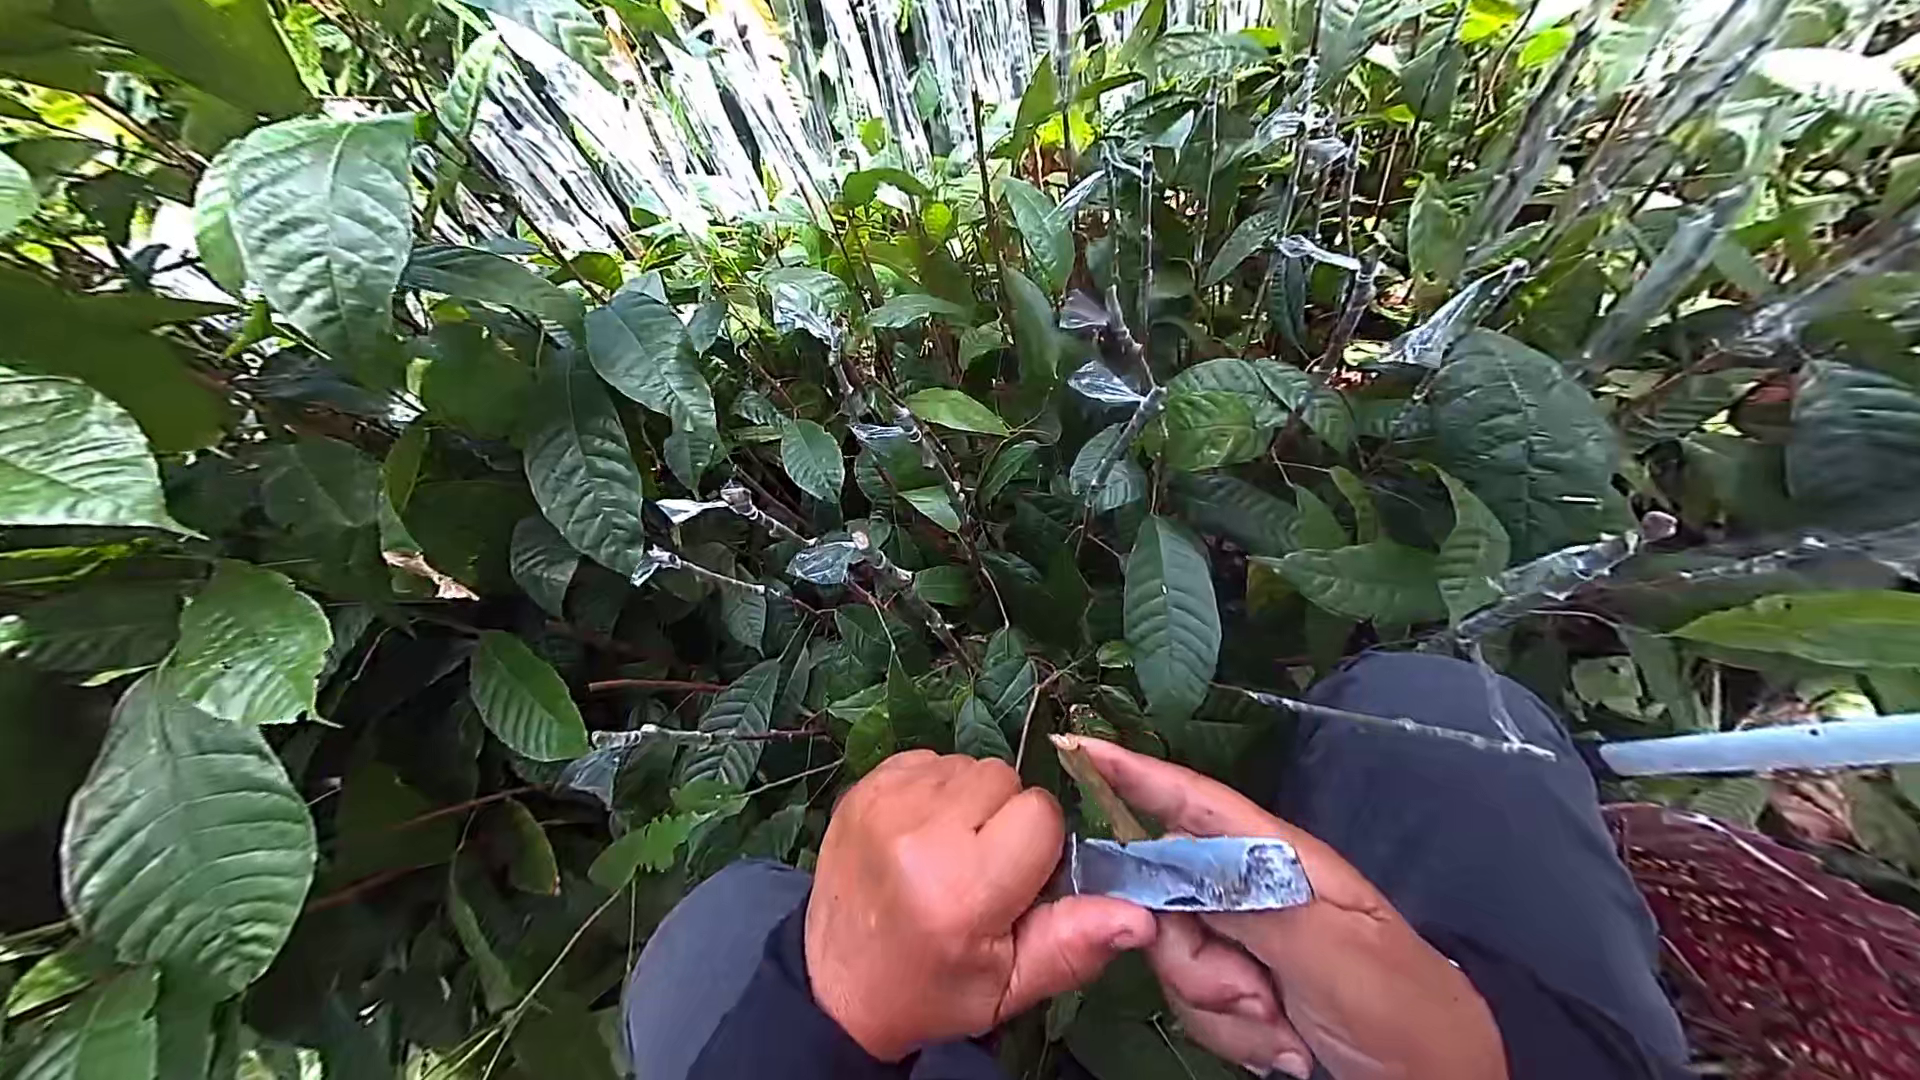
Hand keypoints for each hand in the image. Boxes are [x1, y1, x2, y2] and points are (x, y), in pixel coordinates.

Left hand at [805, 751, 1157, 1060]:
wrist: (835, 980)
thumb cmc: (931, 987)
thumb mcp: (1007, 985)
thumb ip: (1073, 944)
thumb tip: (1139, 915)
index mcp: (962, 886)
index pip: (1040, 812)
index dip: (1038, 843)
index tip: (1014, 876)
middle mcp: (920, 830)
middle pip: (1004, 778)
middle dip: (1004, 815)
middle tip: (978, 861)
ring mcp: (886, 799)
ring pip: (969, 763)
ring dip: (969, 798)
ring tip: (946, 845)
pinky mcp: (865, 782)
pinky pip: (931, 758)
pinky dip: (936, 786)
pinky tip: (919, 827)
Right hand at [1061, 736, 1506, 1079]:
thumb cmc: (1405, 1012)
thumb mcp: (1339, 954)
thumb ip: (1253, 900)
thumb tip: (1174, 862)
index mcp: (1273, 855)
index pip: (1188, 798)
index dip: (1129, 770)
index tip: (1074, 745)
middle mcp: (1244, 885)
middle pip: (1164, 887)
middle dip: (1195, 950)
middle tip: (1255, 995)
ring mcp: (1235, 934)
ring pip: (1170, 948)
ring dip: (1219, 1001)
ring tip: (1284, 1025)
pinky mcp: (1232, 981)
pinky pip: (1188, 995)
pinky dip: (1228, 1028)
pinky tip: (1283, 1044)